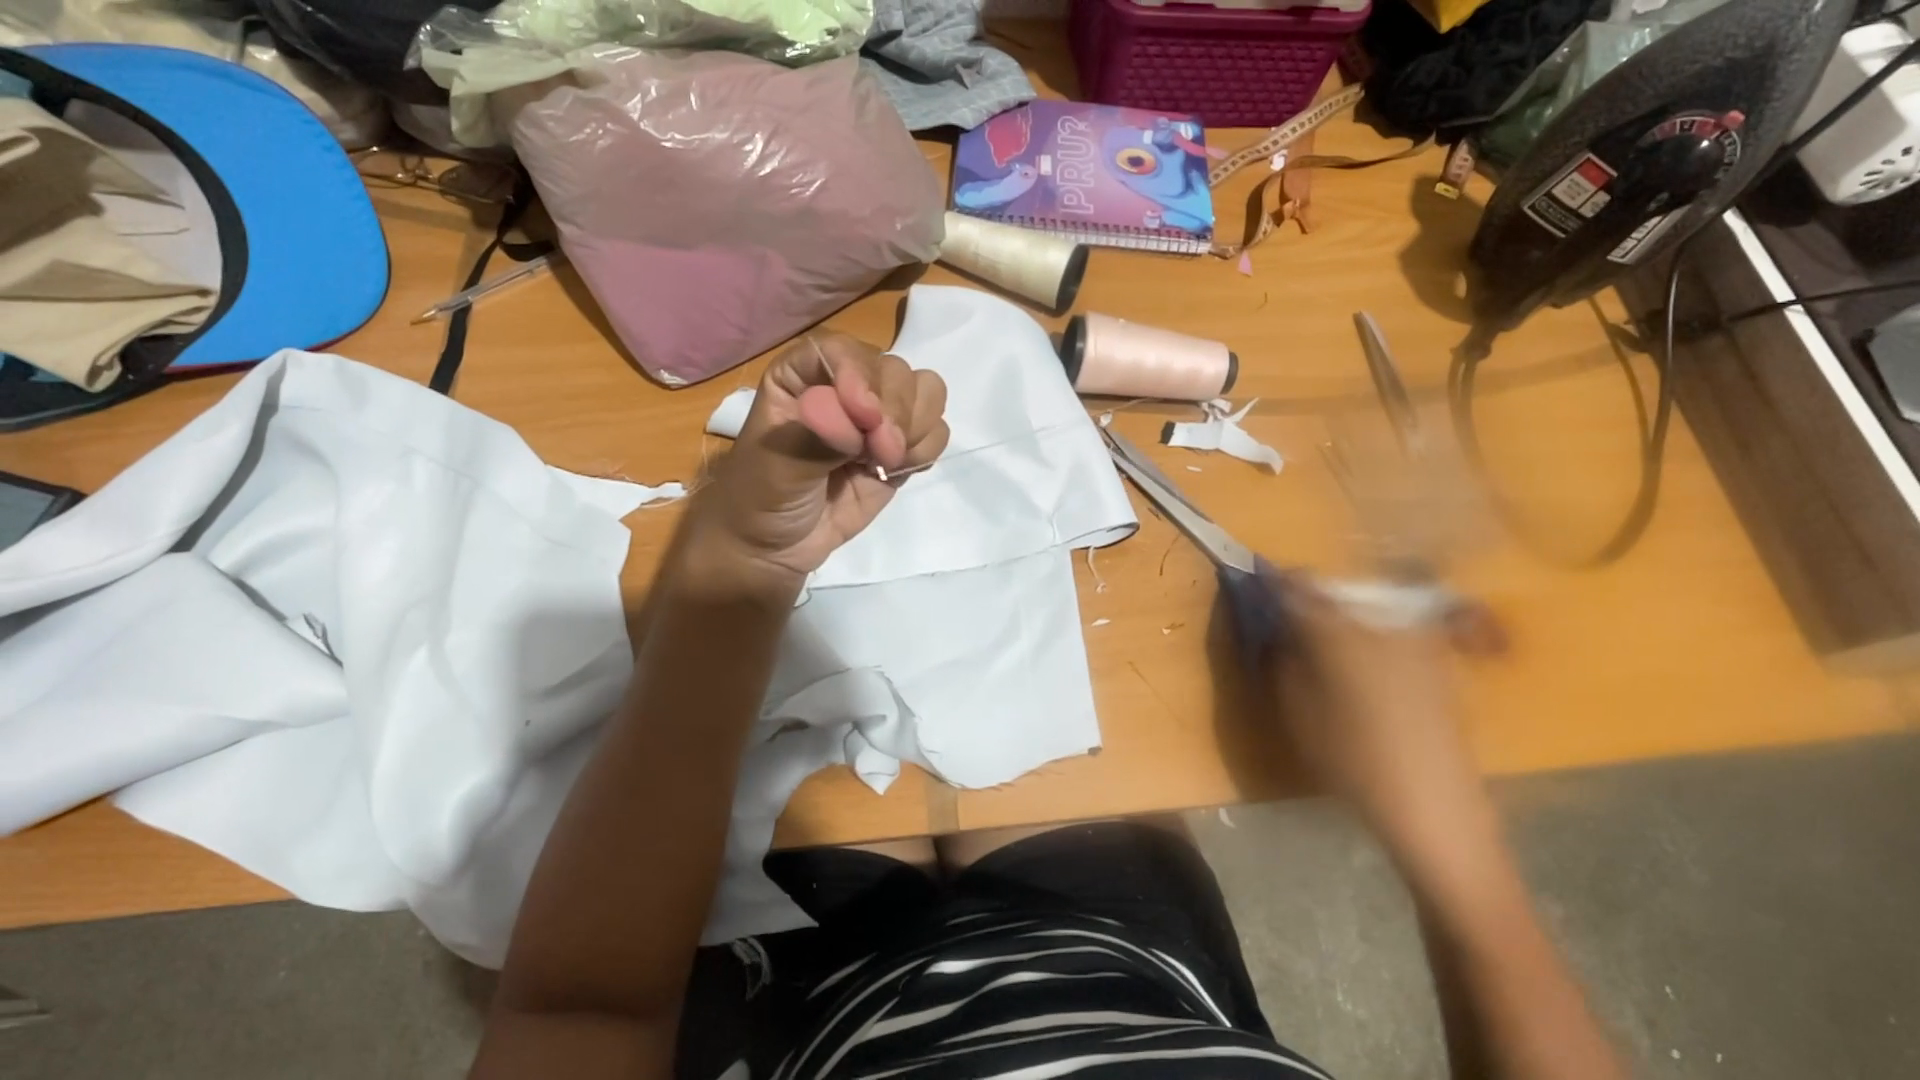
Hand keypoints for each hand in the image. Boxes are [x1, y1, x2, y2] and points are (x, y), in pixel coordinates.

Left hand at [688, 332, 949, 594]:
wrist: (773, 549)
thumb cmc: (760, 497)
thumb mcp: (777, 464)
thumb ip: (817, 436)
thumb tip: (858, 415)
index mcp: (801, 375)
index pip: (841, 351)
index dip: (860, 375)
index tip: (864, 415)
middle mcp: (843, 386)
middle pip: (893, 369)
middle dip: (895, 410)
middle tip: (879, 453)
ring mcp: (876, 419)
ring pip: (924, 391)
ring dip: (916, 426)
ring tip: (887, 461)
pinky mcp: (899, 450)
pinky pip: (935, 430)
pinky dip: (926, 448)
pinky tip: (897, 470)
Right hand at [1264, 572, 1492, 850]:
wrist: (1433, 800)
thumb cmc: (1352, 758)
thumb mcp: (1297, 712)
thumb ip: (1283, 661)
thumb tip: (1280, 634)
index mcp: (1338, 628)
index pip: (1297, 585)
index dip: (1274, 584)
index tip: (1258, 592)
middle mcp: (1379, 620)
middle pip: (1336, 593)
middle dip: (1310, 603)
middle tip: (1290, 626)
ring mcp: (1415, 637)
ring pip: (1366, 611)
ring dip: (1342, 621)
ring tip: (1326, 649)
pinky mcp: (1436, 659)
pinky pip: (1391, 632)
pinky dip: (1369, 640)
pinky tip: (1362, 672)